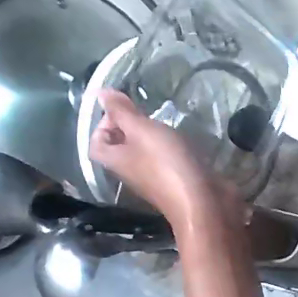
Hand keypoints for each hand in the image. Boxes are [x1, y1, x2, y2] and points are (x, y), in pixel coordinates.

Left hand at [88, 89, 237, 227]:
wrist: (201, 202)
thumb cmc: (166, 164)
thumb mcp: (141, 130)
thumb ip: (121, 111)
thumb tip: (99, 94)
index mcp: (115, 160)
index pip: (96, 143)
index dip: (102, 124)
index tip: (121, 110)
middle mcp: (130, 172)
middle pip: (120, 149)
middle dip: (128, 128)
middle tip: (144, 112)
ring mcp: (154, 179)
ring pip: (144, 155)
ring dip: (151, 138)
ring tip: (164, 123)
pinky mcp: (176, 182)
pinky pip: (166, 162)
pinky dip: (170, 149)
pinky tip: (183, 141)